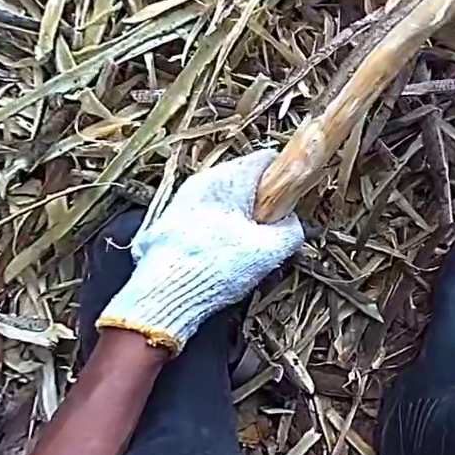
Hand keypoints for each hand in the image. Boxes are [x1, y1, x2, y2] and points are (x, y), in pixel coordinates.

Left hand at [97, 149, 303, 349]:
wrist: (163, 295)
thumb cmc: (219, 266)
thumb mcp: (270, 251)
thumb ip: (290, 230)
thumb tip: (291, 222)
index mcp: (229, 177)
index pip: (268, 159)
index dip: (284, 178)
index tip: (288, 203)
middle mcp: (202, 180)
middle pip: (243, 180)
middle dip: (259, 203)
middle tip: (266, 234)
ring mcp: (180, 200)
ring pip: (220, 200)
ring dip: (235, 219)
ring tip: (240, 251)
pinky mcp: (165, 222)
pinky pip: (200, 217)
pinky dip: (212, 230)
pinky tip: (214, 258)